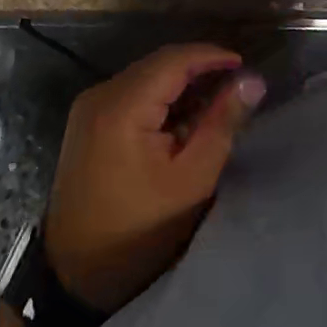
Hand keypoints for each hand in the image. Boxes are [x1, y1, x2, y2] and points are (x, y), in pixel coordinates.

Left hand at [43, 44, 265, 311]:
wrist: (76, 270)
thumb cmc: (139, 231)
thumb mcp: (191, 180)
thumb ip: (221, 123)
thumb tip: (251, 81)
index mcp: (122, 105)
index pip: (172, 60)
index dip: (210, 55)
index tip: (244, 64)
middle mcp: (101, 94)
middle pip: (156, 64)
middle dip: (197, 67)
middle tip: (236, 83)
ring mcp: (89, 105)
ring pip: (144, 76)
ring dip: (179, 82)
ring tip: (217, 98)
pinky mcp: (87, 119)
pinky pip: (130, 92)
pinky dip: (159, 97)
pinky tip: (183, 114)